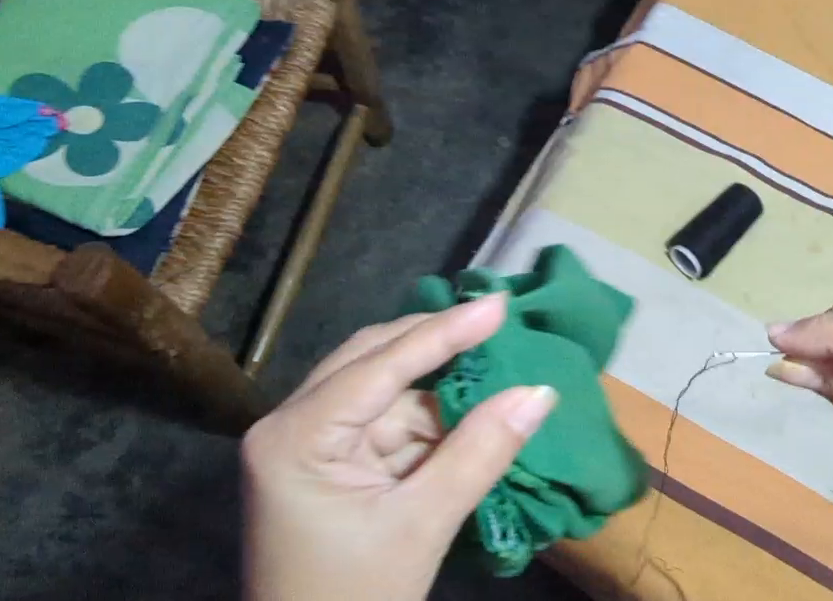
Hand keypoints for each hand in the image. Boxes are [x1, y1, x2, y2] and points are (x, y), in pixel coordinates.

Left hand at [242, 294, 557, 600]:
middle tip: (497, 321)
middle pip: (374, 360)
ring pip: (383, 388)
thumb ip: (480, 452)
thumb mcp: (420, 528)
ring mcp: (307, 442)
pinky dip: (427, 420)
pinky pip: (385, 420)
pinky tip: (468, 413)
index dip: (445, 332)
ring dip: (437, 387)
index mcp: (295, 436)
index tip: (499, 304)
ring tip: (494, 366)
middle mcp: (291, 423)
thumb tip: (540, 391)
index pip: (379, 364)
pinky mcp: (328, 462)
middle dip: (437, 346)